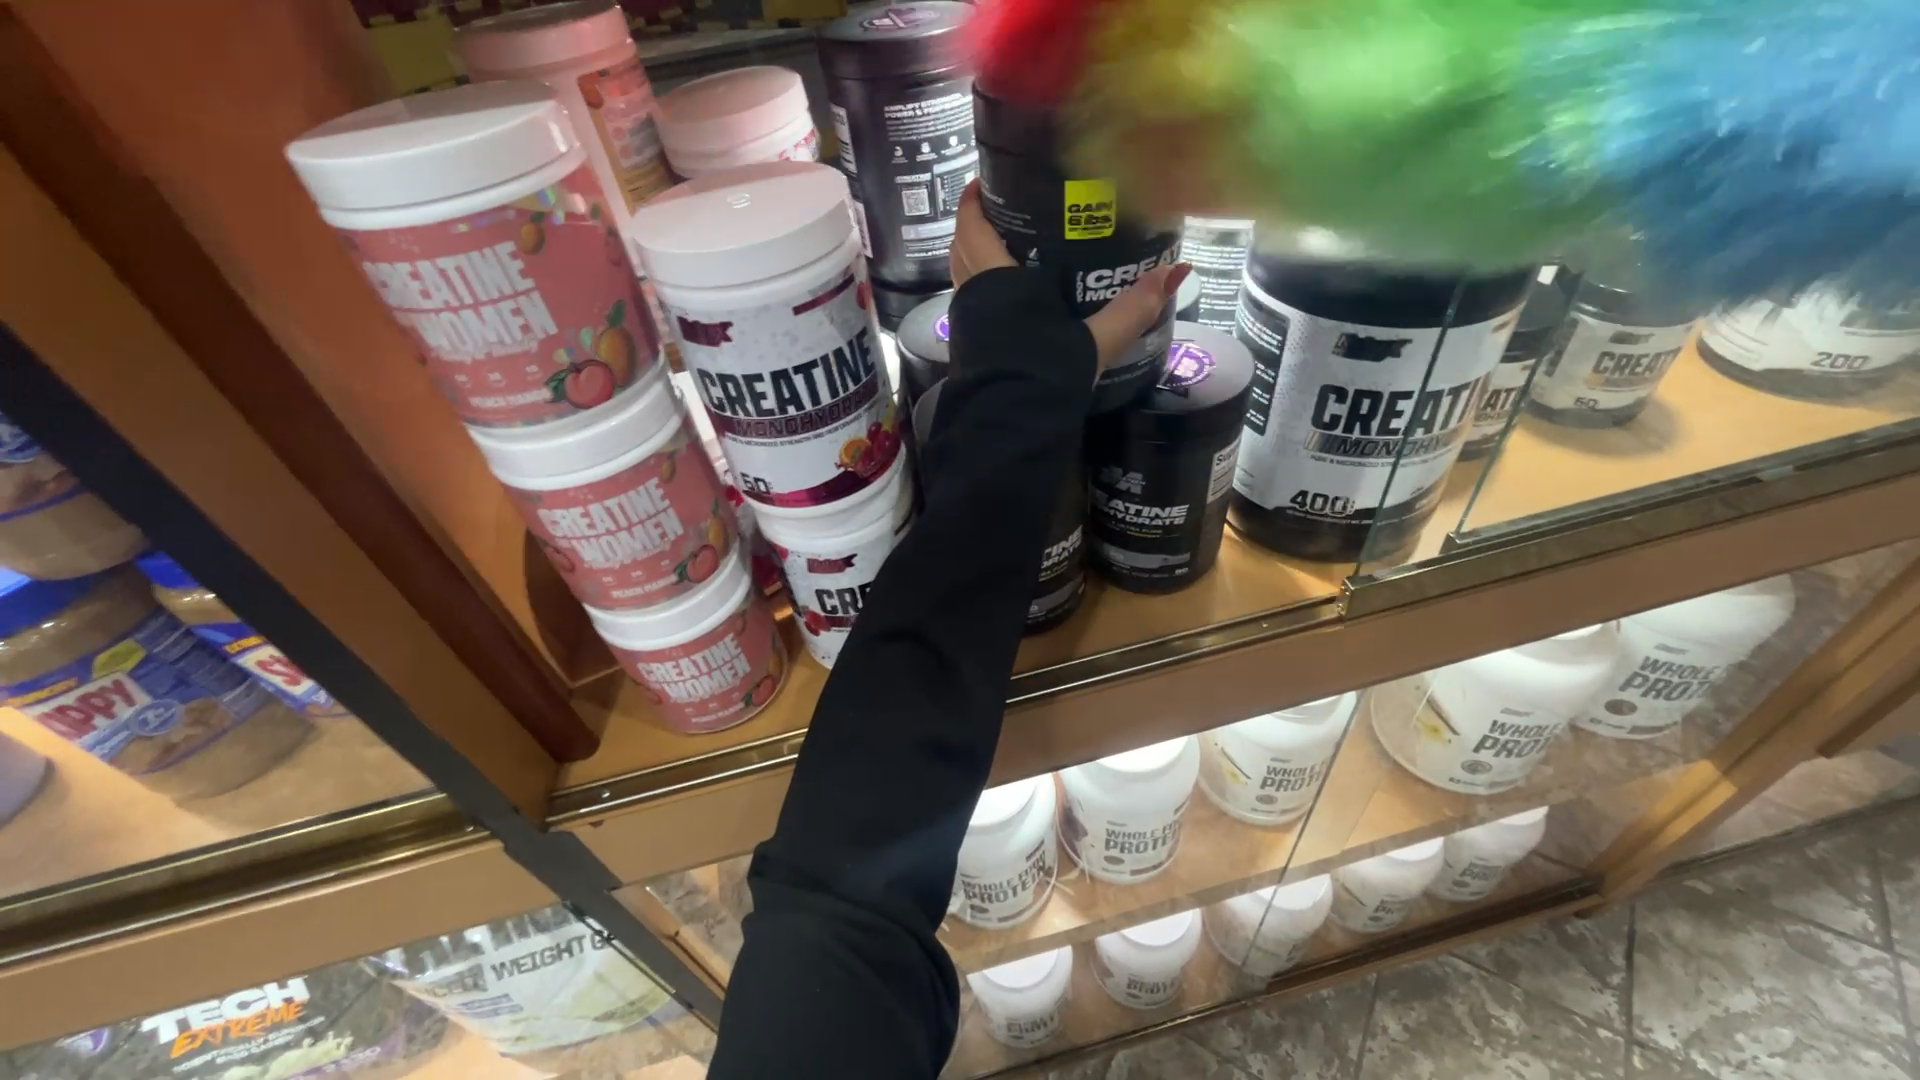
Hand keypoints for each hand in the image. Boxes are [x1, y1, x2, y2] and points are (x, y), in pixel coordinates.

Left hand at [951, 179, 1191, 372]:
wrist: (1008, 430)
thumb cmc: (1045, 377)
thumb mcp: (1094, 341)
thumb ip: (1132, 306)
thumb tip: (1176, 270)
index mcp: (995, 281)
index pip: (973, 225)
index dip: (975, 198)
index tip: (990, 177)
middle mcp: (971, 296)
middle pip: (961, 245)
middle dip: (976, 221)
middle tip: (1006, 206)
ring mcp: (965, 323)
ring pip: (961, 275)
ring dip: (975, 254)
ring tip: (1008, 242)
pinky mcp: (967, 347)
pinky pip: (969, 301)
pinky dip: (981, 286)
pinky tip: (1007, 293)